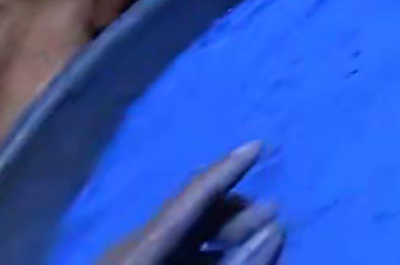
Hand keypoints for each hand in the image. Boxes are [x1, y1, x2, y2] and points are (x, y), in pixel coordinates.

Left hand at [98, 141, 283, 264]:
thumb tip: (274, 228)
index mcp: (133, 259)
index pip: (185, 203)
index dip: (223, 172)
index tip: (259, 145)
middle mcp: (125, 257)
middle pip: (184, 216)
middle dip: (232, 210)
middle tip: (271, 214)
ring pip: (179, 237)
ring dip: (220, 234)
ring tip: (256, 242)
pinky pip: (170, 256)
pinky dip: (204, 254)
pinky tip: (227, 261)